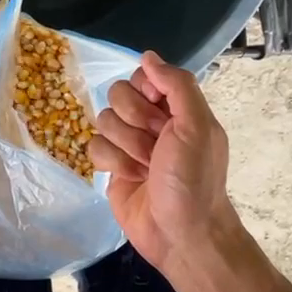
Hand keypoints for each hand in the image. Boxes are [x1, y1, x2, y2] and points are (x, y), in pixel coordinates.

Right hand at [89, 51, 239, 273]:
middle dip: (135, 123)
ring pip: (103, 121)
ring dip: (126, 147)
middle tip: (156, 147)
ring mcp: (129, 144)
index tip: (161, 114)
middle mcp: (151, 122)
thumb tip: (147, 56)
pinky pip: (94, 147)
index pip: (143, 77)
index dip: (146, 92)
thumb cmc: (193, 180)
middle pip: (118, 96)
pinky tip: (130, 178)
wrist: (180, 235)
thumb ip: (177, 85)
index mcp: (175, 109)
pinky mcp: (111, 167)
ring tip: (146, 168)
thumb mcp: (197, 127)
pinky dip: (112, 163)